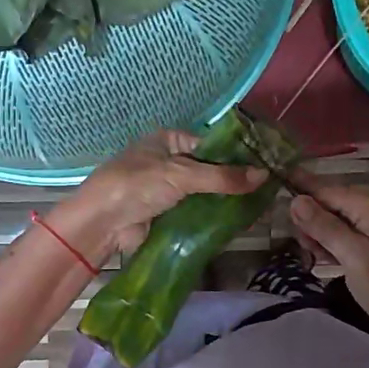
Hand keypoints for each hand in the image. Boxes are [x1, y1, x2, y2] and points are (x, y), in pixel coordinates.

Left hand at [53, 129, 267, 260]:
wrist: (101, 223)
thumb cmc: (137, 185)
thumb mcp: (181, 175)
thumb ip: (222, 176)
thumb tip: (263, 176)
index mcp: (167, 141)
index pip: (209, 144)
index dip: (236, 155)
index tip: (266, 166)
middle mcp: (166, 163)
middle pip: (207, 171)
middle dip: (232, 182)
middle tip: (267, 193)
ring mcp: (165, 191)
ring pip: (202, 195)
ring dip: (224, 203)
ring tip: (259, 211)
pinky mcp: (163, 216)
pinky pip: (193, 215)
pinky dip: (211, 220)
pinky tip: (236, 226)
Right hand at [287, 175, 368, 338]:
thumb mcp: (354, 257)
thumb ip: (325, 227)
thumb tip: (295, 199)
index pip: (327, 189)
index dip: (300, 186)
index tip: (273, 178)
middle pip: (327, 203)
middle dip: (308, 219)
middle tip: (303, 245)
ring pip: (330, 221)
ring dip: (316, 235)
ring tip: (313, 257)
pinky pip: (340, 236)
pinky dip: (327, 246)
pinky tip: (322, 260)